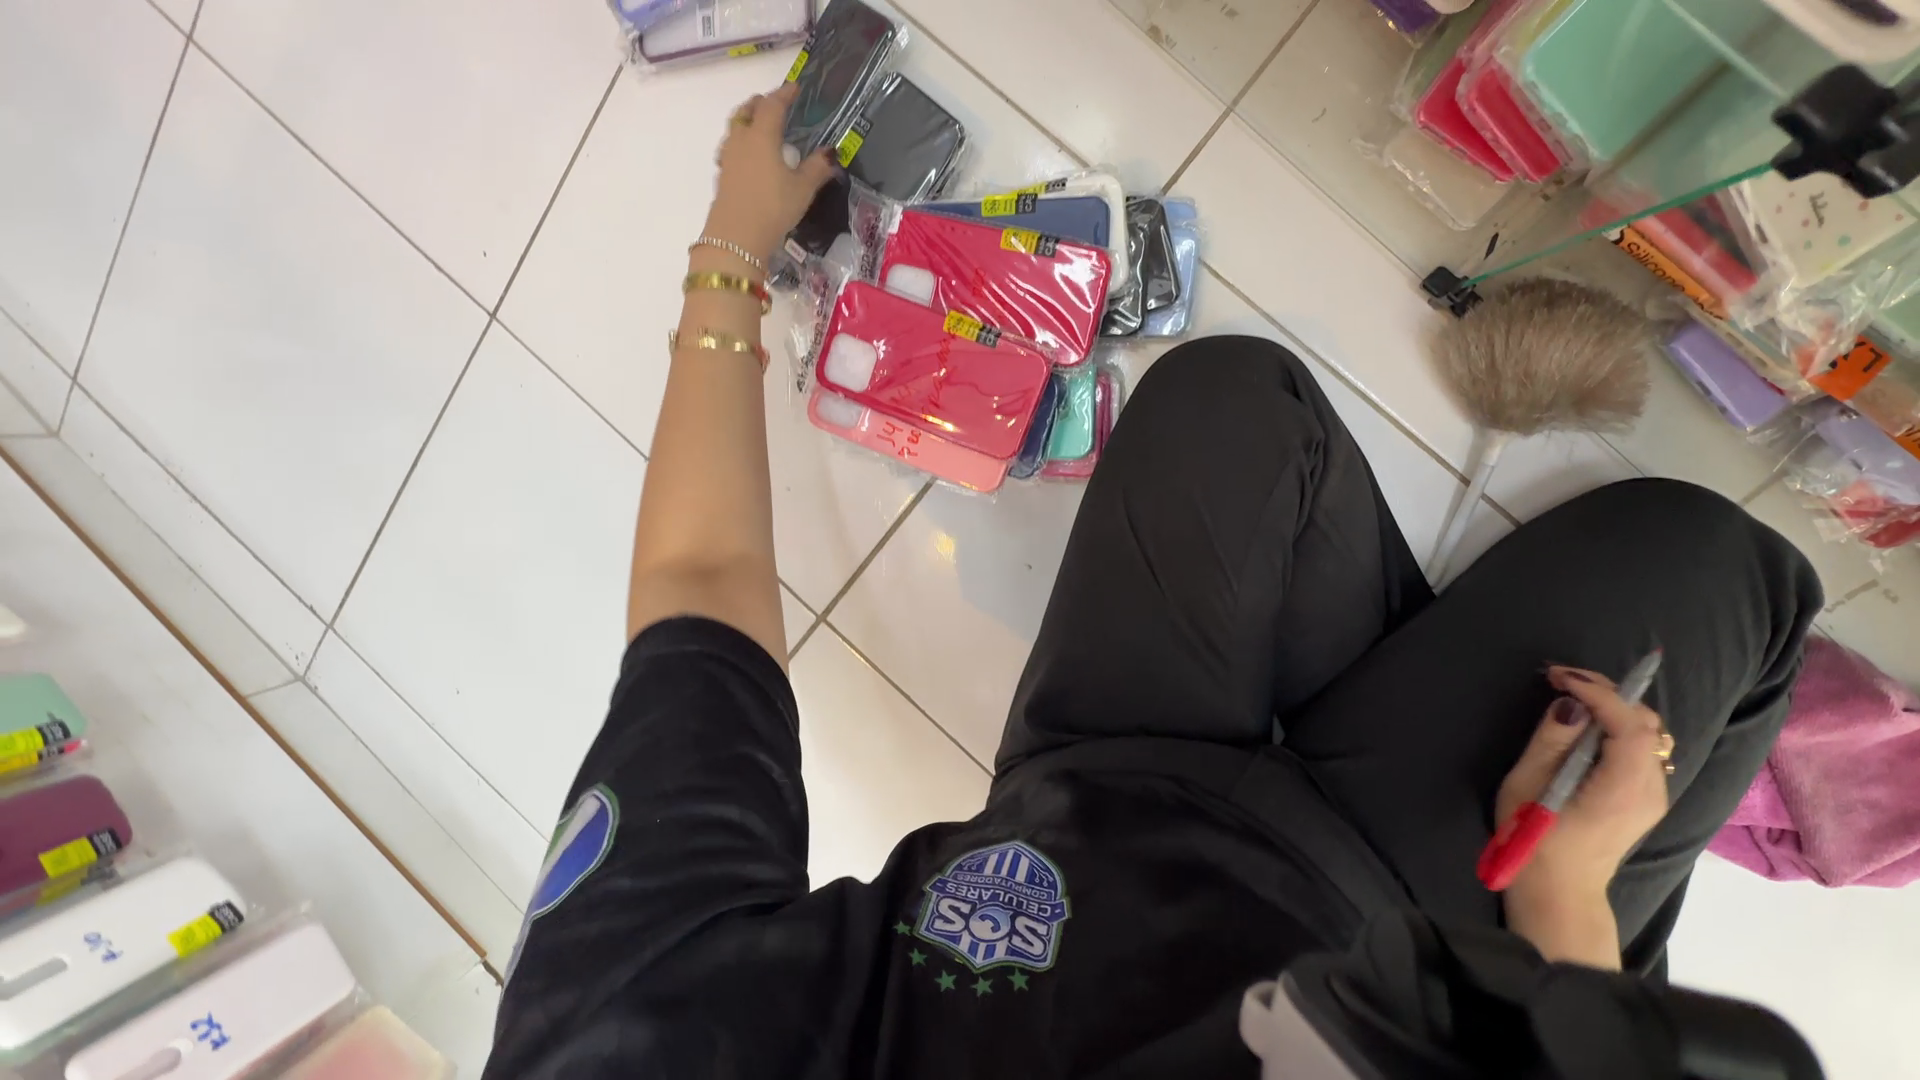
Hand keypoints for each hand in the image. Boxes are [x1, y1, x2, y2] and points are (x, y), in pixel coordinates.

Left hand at [705, 82, 838, 264]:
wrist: (737, 237)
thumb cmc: (773, 208)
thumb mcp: (802, 189)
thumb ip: (817, 168)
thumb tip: (831, 154)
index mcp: (762, 136)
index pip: (773, 105)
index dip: (785, 94)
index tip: (794, 88)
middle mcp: (741, 140)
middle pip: (747, 110)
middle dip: (760, 103)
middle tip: (773, 104)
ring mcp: (728, 157)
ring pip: (735, 127)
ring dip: (747, 120)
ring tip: (759, 127)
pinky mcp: (722, 175)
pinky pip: (730, 148)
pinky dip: (740, 142)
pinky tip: (748, 156)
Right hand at [1495, 665, 1670, 966]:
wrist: (1558, 889)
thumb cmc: (1535, 837)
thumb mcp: (1530, 784)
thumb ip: (1552, 741)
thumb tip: (1569, 703)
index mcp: (1625, 787)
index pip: (1629, 724)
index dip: (1598, 691)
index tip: (1558, 675)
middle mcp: (1651, 788)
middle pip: (1646, 725)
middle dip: (1608, 692)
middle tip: (1562, 678)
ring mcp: (1652, 795)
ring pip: (1646, 736)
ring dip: (1612, 707)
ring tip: (1570, 694)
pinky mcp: (1642, 798)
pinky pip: (1639, 751)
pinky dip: (1615, 727)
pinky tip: (1584, 724)